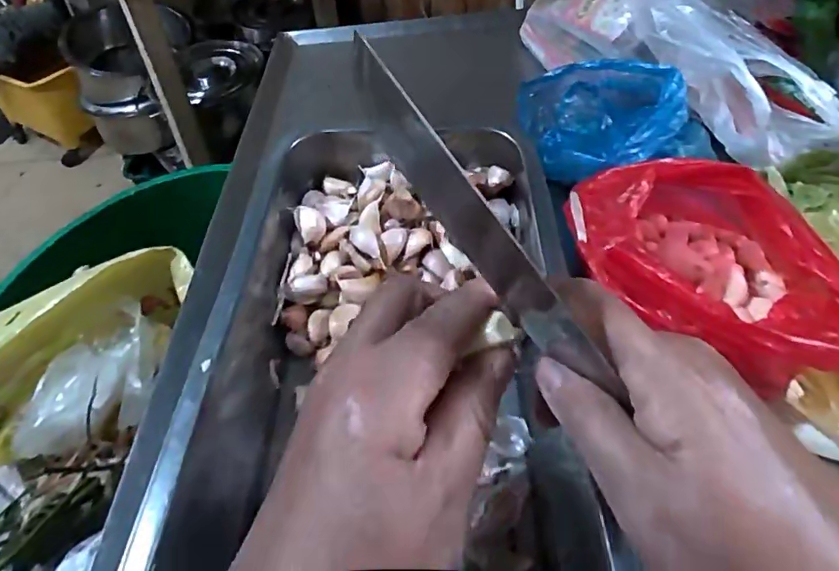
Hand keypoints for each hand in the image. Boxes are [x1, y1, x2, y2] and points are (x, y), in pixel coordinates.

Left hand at [232, 276, 515, 570]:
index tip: (517, 299)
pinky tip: (426, 391)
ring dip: (423, 320)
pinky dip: (402, 344)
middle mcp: (346, 365)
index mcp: (380, 384)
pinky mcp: (320, 404)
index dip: (482, 300)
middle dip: (445, 298)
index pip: (441, 315)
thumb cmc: (379, 557)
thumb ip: (476, 407)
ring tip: (461, 365)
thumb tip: (501, 348)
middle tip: (483, 337)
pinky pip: (368, 345)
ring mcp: (327, 382)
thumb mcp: (445, 493)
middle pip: (400, 293)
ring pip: (382, 316)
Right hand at [537, 280, 838, 570]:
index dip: (557, 296)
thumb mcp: (634, 485)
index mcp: (662, 360)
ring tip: (597, 436)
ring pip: (646, 361)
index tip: (522, 314)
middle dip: (580, 358)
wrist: (825, 564)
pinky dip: (645, 399)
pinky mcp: (736, 401)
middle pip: (619, 334)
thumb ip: (586, 415)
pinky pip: (675, 381)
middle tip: (553, 409)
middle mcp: (692, 351)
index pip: (597, 301)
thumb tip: (546, 360)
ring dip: (612, 383)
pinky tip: (648, 449)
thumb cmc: (718, 527)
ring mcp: (719, 375)